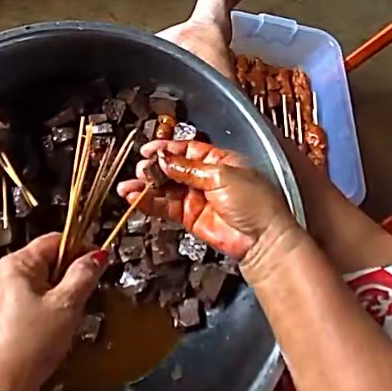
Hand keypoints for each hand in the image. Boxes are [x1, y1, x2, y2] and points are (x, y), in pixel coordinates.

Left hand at [0, 232, 104, 390]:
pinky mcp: (8, 310)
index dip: (80, 248)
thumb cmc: (30, 344)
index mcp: (17, 263)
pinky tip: (57, 325)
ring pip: (45, 280)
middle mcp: (6, 272)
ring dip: (64, 293)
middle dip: (72, 275)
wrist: (1, 384)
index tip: (100, 261)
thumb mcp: (66, 306)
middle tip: (86, 295)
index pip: (55, 240)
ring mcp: (5, 291)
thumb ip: (84, 276)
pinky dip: (52, 305)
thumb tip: (97, 255)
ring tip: (70, 315)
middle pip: (50, 259)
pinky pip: (36, 296)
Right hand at [115, 140, 304, 262]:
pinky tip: (134, 198)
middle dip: (154, 168)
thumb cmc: (256, 204)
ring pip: (164, 188)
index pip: (186, 149)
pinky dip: (148, 202)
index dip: (167, 149)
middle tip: (142, 169)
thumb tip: (164, 159)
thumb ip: (188, 168)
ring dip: (145, 186)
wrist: (262, 241)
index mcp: (218, 160)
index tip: (149, 150)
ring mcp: (196, 197)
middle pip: (172, 168)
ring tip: (128, 186)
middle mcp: (205, 177)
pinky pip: (164, 206)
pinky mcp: (189, 217)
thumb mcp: (222, 176)